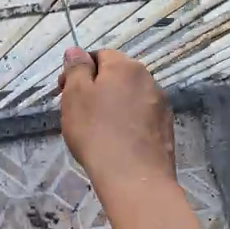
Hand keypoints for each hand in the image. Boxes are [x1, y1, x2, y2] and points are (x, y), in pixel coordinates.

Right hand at [59, 47, 175, 182]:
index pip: (99, 55)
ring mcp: (160, 104)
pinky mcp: (165, 127)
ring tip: (96, 128)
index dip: (79, 70)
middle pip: (116, 75)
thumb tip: (76, 51)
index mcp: (125, 67)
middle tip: (77, 111)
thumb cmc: (96, 132)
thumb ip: (76, 69)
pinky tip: (116, 140)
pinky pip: (140, 115)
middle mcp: (148, 79)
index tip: (63, 91)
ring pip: (129, 96)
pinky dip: (127, 121)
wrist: (133, 177)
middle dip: (96, 87)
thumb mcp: (75, 95)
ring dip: (112, 104)